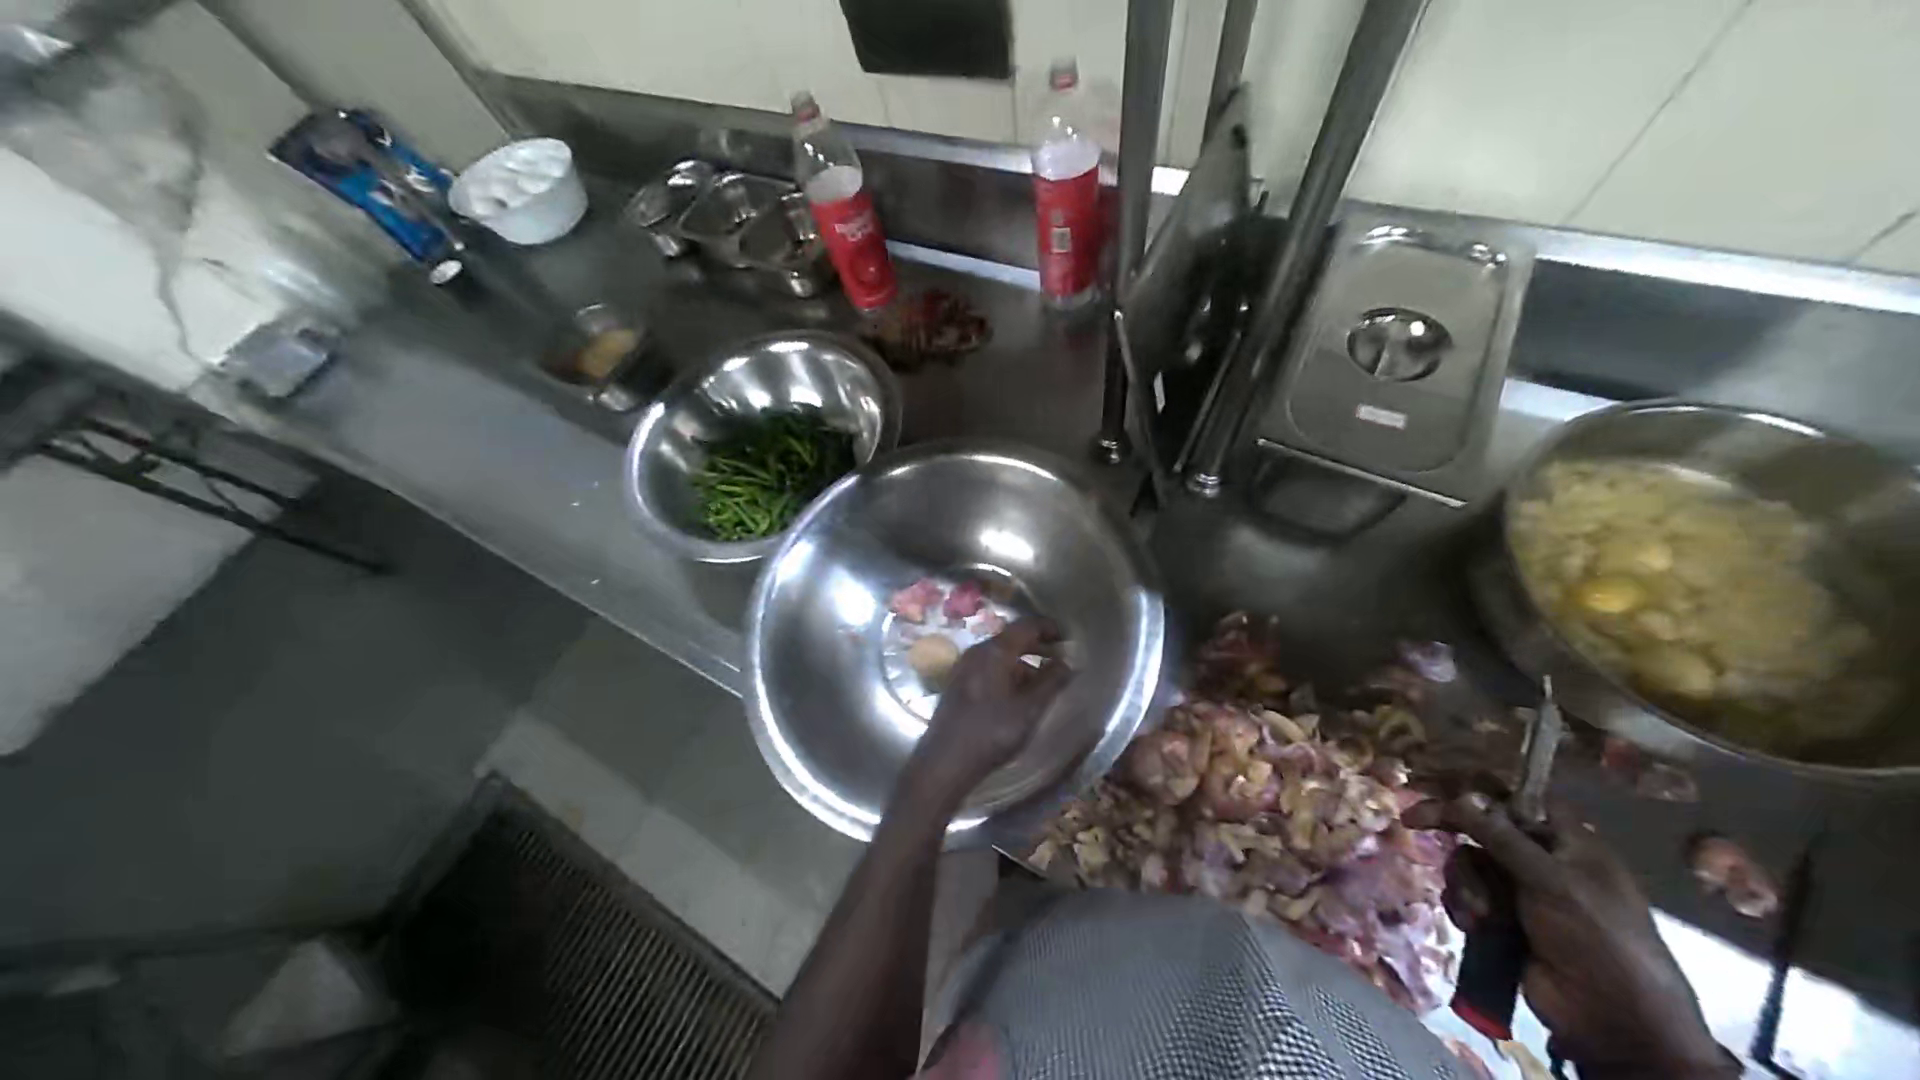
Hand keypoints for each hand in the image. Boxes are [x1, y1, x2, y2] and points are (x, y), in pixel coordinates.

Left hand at [903, 617, 1072, 810]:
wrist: (944, 763)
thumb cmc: (991, 732)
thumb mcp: (1029, 709)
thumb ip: (1052, 682)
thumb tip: (1068, 662)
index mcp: (993, 651)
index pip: (1025, 625)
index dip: (1049, 628)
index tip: (1068, 639)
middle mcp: (976, 652)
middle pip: (1011, 639)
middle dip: (1038, 647)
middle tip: (1061, 661)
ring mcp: (963, 668)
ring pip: (1000, 657)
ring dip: (1024, 664)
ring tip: (1044, 684)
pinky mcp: (958, 686)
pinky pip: (988, 670)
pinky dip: (1008, 675)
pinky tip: (1018, 697)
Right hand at [1404, 795, 1736, 1077]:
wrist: (1613, 1021)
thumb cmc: (1597, 939)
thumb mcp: (1551, 881)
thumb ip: (1501, 836)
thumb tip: (1460, 795)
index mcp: (1569, 844)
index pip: (1517, 800)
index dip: (1479, 790)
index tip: (1439, 786)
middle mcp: (1542, 861)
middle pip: (1482, 829)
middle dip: (1453, 833)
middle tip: (1412, 821)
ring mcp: (1521, 892)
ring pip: (1468, 863)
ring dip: (1464, 883)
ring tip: (1480, 912)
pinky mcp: (1503, 920)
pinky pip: (1466, 895)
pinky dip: (1464, 907)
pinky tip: (1475, 925)